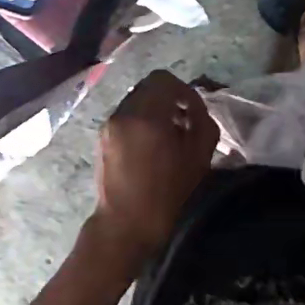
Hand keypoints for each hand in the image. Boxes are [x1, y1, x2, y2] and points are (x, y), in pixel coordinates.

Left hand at [86, 70, 219, 279]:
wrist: (125, 224)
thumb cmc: (166, 194)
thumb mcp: (198, 158)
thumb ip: (202, 124)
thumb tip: (196, 110)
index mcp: (145, 116)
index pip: (164, 80)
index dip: (185, 92)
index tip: (195, 114)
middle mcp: (122, 113)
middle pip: (148, 87)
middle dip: (170, 99)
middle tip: (184, 122)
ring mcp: (108, 125)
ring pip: (136, 101)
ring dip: (155, 110)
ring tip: (169, 136)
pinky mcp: (102, 137)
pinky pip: (126, 117)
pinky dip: (141, 121)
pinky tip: (152, 146)